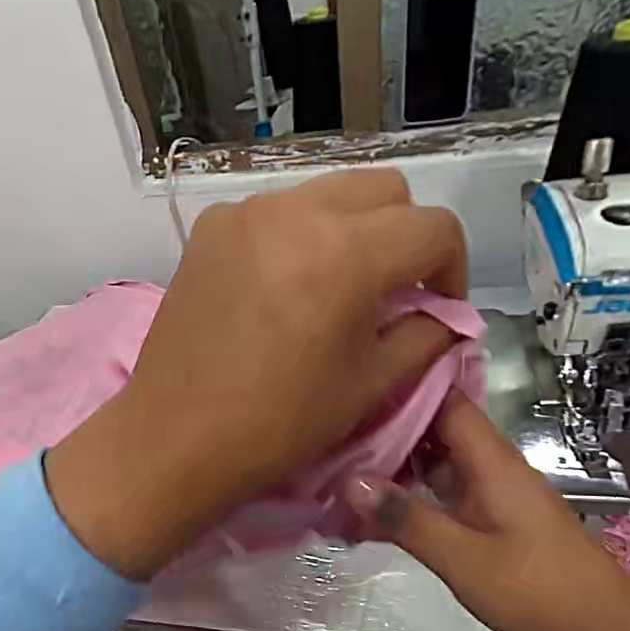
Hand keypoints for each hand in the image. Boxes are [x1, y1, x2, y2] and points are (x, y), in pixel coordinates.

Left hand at [47, 169, 467, 577]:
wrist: (176, 439)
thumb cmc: (280, 424)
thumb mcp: (370, 384)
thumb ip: (426, 337)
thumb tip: (447, 316)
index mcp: (346, 253)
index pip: (434, 228)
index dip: (453, 269)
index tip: (438, 308)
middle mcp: (297, 211)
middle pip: (387, 190)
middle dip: (407, 236)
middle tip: (396, 292)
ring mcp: (248, 211)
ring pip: (331, 192)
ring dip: (356, 229)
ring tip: (342, 286)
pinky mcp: (213, 226)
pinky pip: (280, 210)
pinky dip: (303, 235)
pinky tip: (288, 285)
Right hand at [343, 392, 629, 630]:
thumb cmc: (538, 590)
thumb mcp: (464, 559)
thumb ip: (407, 519)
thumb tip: (351, 480)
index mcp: (491, 461)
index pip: (446, 400)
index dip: (403, 389)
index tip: (353, 390)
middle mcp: (492, 467)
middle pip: (436, 430)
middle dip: (387, 431)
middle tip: (333, 437)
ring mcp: (492, 492)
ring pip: (437, 463)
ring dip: (396, 468)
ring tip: (342, 474)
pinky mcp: (492, 517)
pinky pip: (445, 493)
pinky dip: (413, 498)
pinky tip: (377, 516)